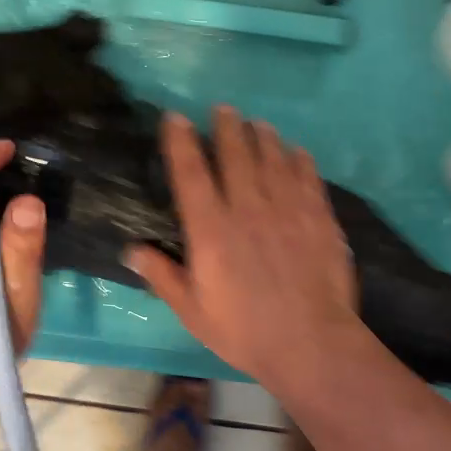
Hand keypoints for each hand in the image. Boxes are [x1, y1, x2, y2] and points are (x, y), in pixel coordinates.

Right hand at [124, 105, 361, 387]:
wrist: (310, 341)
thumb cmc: (244, 331)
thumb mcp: (194, 311)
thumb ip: (163, 276)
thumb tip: (132, 250)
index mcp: (211, 229)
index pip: (191, 172)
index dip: (181, 140)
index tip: (176, 117)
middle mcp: (247, 207)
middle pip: (236, 152)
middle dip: (227, 126)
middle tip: (223, 109)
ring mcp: (287, 207)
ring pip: (272, 156)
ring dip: (263, 135)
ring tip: (257, 124)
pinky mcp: (318, 215)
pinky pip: (307, 175)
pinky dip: (299, 158)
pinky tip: (296, 151)